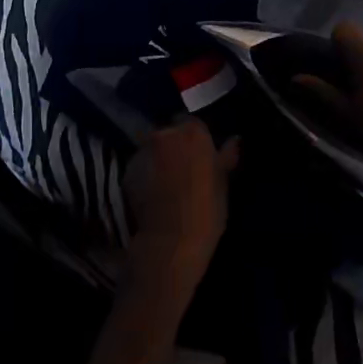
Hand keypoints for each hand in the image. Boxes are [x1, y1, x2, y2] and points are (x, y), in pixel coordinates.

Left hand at [123, 117, 239, 293]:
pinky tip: (154, 193)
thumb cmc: (206, 210)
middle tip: (184, 167)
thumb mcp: (223, 183)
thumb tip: (235, 140)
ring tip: (167, 182)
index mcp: (192, 133)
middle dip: (174, 145)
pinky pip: (140, 167)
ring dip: (158, 159)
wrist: (171, 241)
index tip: (200, 153)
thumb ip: (226, 156)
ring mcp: (142, 152)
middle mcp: (164, 135)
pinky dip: (146, 174)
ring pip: (152, 149)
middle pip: (168, 133)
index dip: (195, 137)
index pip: (192, 122)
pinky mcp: (127, 171)